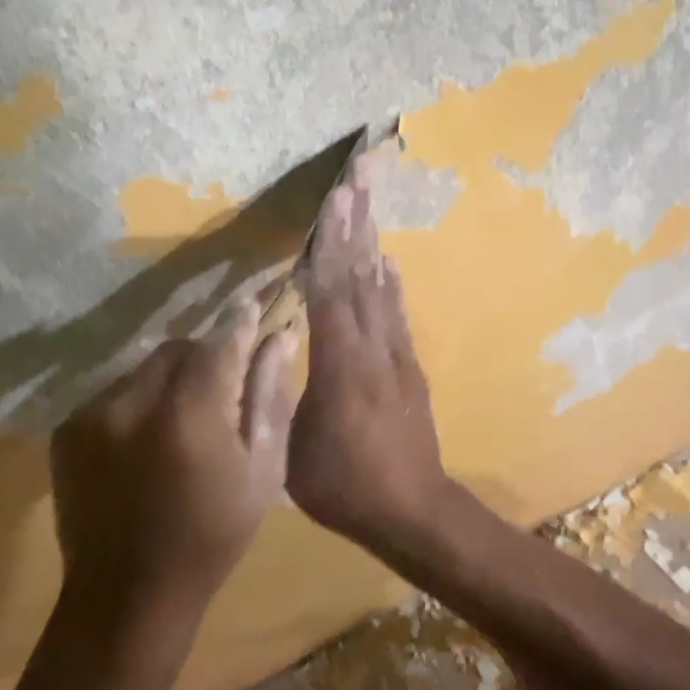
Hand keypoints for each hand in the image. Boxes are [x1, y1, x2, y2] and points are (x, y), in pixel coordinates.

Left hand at [50, 298, 297, 618]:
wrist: (128, 595)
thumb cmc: (212, 539)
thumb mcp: (260, 473)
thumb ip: (267, 397)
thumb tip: (280, 337)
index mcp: (192, 412)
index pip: (220, 340)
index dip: (239, 322)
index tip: (252, 306)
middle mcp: (136, 400)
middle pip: (176, 350)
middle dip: (200, 360)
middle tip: (216, 395)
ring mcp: (94, 413)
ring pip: (141, 370)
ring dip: (165, 384)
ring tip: (175, 428)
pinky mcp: (67, 429)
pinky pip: (111, 394)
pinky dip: (132, 407)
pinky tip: (141, 447)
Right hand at [287, 168, 456, 548]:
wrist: (413, 513)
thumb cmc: (343, 487)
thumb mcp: (291, 449)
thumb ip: (283, 392)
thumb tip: (277, 346)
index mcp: (340, 368)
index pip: (330, 293)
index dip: (329, 244)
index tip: (332, 199)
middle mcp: (373, 350)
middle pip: (362, 277)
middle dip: (356, 224)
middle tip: (357, 176)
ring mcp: (397, 357)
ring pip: (381, 289)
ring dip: (372, 243)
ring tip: (367, 203)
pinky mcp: (409, 369)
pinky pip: (396, 314)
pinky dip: (388, 282)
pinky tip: (385, 262)